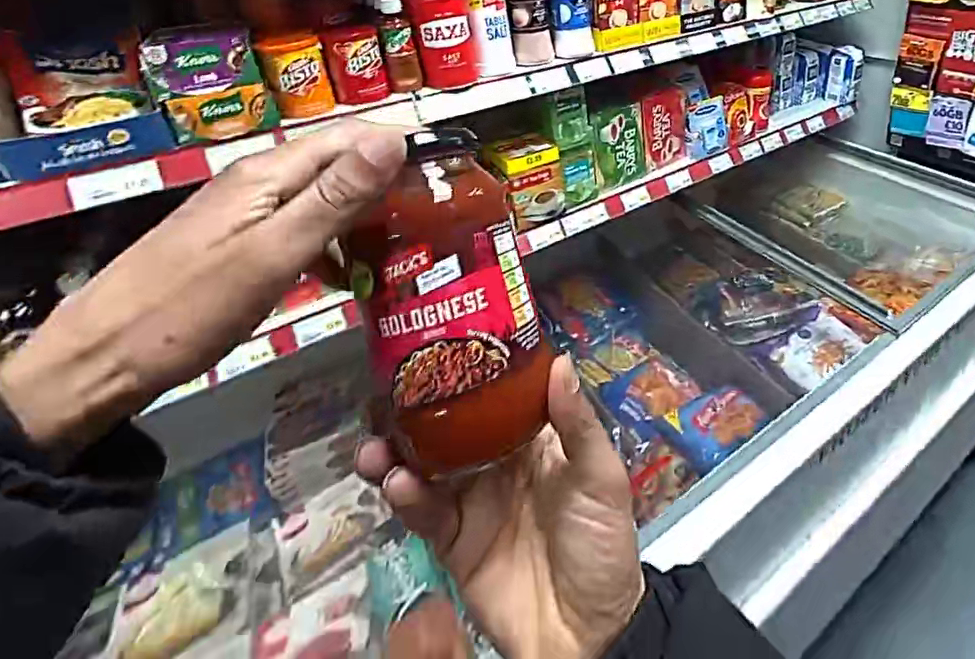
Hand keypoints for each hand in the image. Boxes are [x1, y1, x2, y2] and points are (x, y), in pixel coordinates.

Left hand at [0, 120, 406, 454]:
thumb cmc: (190, 308)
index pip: (352, 135)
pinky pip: (303, 223)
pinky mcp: (239, 240)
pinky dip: (337, 236)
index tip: (450, 162)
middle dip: (391, 173)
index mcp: (270, 172)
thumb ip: (336, 196)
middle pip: (339, 160)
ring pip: (323, 193)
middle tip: (437, 204)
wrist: (96, 363)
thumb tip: (393, 139)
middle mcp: (260, 179)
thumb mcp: (275, 253)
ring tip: (407, 235)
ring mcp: (246, 210)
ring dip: (367, 207)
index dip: (402, 140)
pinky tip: (350, 266)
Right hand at [356, 354, 644, 658]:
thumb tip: (559, 361)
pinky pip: (424, 512)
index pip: (496, 394)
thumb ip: (578, 424)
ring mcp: (472, 499)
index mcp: (533, 438)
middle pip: (451, 426)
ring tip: (374, 443)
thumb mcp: (600, 477)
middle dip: (417, 410)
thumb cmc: (600, 542)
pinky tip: (396, 483)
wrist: (586, 634)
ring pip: (427, 465)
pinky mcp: (453, 540)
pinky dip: (406, 496)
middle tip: (388, 393)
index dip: (469, 372)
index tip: (439, 346)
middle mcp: (497, 460)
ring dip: (397, 451)